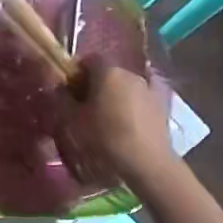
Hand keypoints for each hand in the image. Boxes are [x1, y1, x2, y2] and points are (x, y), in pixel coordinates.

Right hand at [57, 60, 173, 181]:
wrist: (145, 163)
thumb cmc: (103, 138)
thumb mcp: (71, 120)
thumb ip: (62, 99)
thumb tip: (60, 87)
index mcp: (108, 72)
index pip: (89, 59)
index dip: (76, 72)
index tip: (67, 90)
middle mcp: (132, 74)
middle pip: (108, 72)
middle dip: (95, 85)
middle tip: (82, 107)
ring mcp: (150, 89)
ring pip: (125, 87)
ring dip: (113, 97)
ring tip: (104, 120)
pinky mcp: (162, 106)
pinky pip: (139, 100)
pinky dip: (130, 107)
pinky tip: (124, 125)